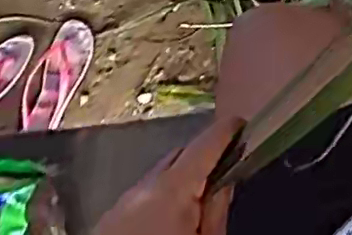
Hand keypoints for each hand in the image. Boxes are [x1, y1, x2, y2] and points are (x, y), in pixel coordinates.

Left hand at [91, 116, 244, 234]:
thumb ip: (217, 212)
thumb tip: (224, 181)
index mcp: (173, 189)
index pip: (207, 142)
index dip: (229, 130)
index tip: (244, 127)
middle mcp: (144, 187)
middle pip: (181, 153)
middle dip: (204, 157)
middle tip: (224, 175)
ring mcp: (121, 204)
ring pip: (159, 175)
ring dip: (180, 180)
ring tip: (195, 208)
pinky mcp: (106, 223)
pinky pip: (141, 197)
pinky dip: (159, 199)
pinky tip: (166, 226)